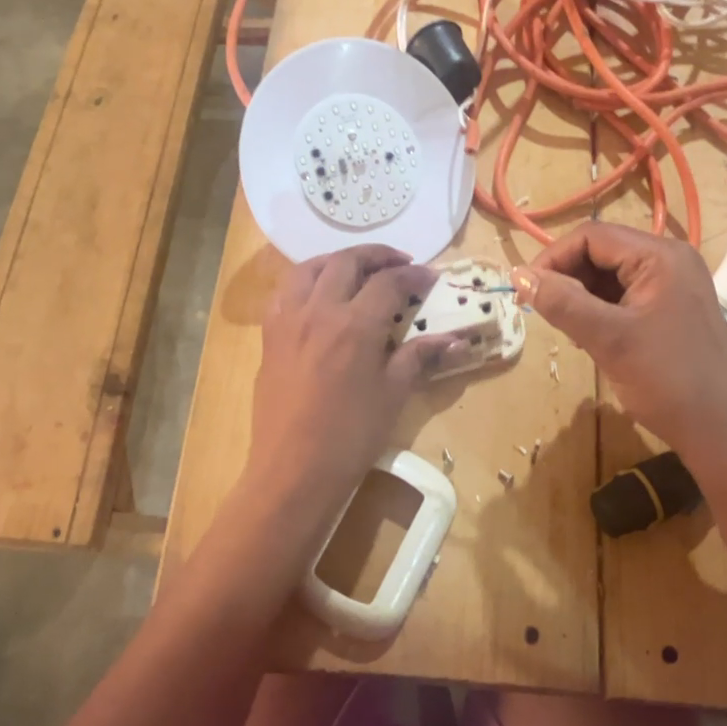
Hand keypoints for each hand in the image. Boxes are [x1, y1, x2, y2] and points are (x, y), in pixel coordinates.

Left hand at [247, 245, 459, 511]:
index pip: (389, 282)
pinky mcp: (269, 335)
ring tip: (358, 270)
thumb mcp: (394, 394)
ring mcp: (288, 320)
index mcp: (355, 325)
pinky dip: (306, 280)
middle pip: (347, 262)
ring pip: (310, 268)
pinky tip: (318, 294)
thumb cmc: (351, 436)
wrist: (294, 469)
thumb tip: (457, 339)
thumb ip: (420, 357)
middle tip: (400, 265)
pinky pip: (285, 291)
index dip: (413, 276)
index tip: (430, 278)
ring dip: (338, 260)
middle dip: (378, 256)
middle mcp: (319, 310)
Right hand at [518, 223, 726, 458]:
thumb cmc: (666, 381)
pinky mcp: (673, 308)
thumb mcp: (608, 339)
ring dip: (582, 296)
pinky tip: (591, 338)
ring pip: (611, 275)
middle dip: (568, 278)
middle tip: (545, 313)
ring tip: (569, 330)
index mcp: (661, 257)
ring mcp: (674, 284)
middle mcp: (670, 260)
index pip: (592, 236)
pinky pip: (626, 295)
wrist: (718, 430)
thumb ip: (562, 302)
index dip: (553, 258)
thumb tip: (520, 275)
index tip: (526, 290)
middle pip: (602, 252)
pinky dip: (601, 310)